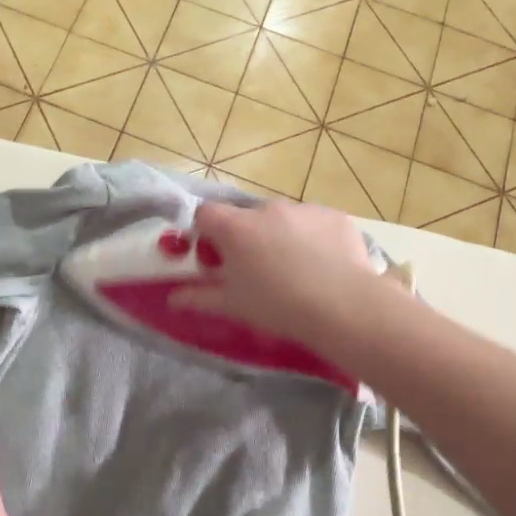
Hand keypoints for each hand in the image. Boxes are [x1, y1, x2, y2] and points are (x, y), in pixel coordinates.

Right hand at [173, 200, 398, 344]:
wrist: (344, 306)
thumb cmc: (277, 306)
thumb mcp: (232, 306)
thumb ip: (197, 297)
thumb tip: (172, 298)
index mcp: (235, 227)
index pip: (205, 214)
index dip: (205, 233)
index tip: (214, 258)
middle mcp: (266, 208)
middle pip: (246, 217)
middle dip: (247, 238)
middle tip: (258, 272)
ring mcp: (304, 209)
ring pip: (283, 219)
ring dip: (282, 237)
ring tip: (298, 272)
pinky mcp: (335, 216)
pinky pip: (316, 223)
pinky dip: (315, 239)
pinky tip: (326, 267)